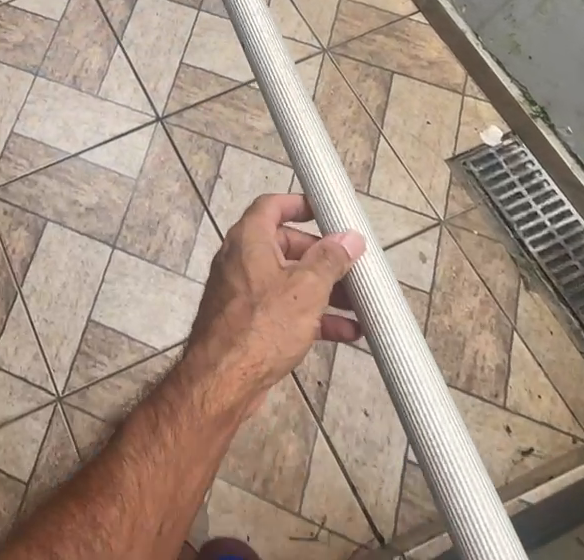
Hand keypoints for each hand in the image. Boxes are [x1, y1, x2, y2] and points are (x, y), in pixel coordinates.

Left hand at [176, 194, 365, 419]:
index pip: (271, 206)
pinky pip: (285, 308)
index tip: (326, 211)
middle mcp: (241, 260)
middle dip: (322, 256)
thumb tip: (349, 238)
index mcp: (248, 240)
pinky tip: (347, 332)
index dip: (298, 203)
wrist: (223, 379)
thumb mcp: (305, 289)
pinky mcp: (249, 320)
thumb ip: (329, 261)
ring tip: (360, 304)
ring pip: (289, 280)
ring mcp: (243, 291)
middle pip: (285, 245)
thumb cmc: (261, 326)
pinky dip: (313, 315)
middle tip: (352, 267)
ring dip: (324, 289)